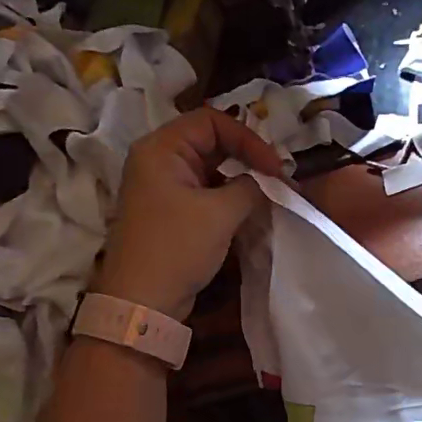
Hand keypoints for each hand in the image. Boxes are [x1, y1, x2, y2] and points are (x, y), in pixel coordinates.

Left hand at [96, 107, 285, 320]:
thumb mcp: (220, 214)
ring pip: (209, 171)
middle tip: (278, 179)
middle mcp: (158, 161)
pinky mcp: (169, 214)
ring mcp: (162, 188)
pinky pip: (204, 194)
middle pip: (210, 143)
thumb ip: (249, 188)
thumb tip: (266, 182)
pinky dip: (228, 199)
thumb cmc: (177, 249)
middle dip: (247, 158)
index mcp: (161, 149)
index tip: (276, 167)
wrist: (143, 300)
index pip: (212, 121)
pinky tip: (249, 213)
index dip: (249, 139)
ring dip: (240, 181)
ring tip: (269, 196)